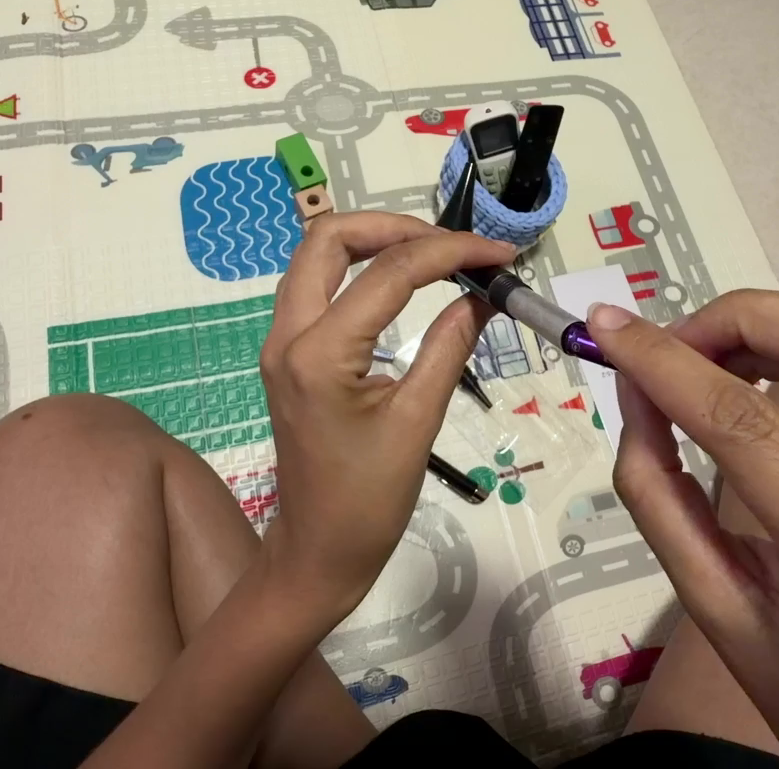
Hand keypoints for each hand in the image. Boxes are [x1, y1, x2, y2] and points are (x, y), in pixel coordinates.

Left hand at [259, 213, 513, 615]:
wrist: (316, 552)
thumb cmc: (368, 501)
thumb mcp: (418, 422)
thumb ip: (450, 346)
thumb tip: (483, 295)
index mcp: (320, 353)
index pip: (388, 272)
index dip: (449, 251)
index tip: (498, 254)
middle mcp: (288, 334)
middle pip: (329, 237)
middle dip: (395, 226)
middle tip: (451, 244)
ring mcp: (280, 341)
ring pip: (317, 255)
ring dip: (373, 242)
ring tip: (433, 254)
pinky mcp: (288, 352)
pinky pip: (317, 285)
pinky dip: (358, 268)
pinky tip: (399, 282)